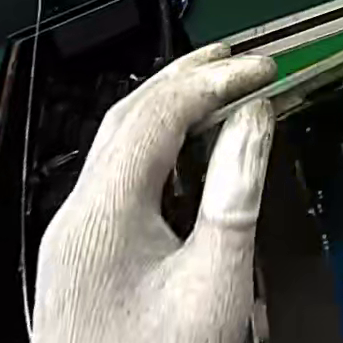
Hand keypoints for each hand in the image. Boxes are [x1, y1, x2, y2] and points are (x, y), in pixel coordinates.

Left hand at [31, 44, 276, 342]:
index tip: (265, 69)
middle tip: (240, 58)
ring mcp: (78, 229)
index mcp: (103, 213)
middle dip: (189, 74)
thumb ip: (235, 192)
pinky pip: (123, 164)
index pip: (162, 113)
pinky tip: (190, 136)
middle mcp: (80, 211)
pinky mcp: (86, 246)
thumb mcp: (213, 284)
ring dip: (172, 97)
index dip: (217, 80)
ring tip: (218, 78)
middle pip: (132, 112)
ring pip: (122, 134)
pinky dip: (162, 132)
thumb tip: (254, 116)